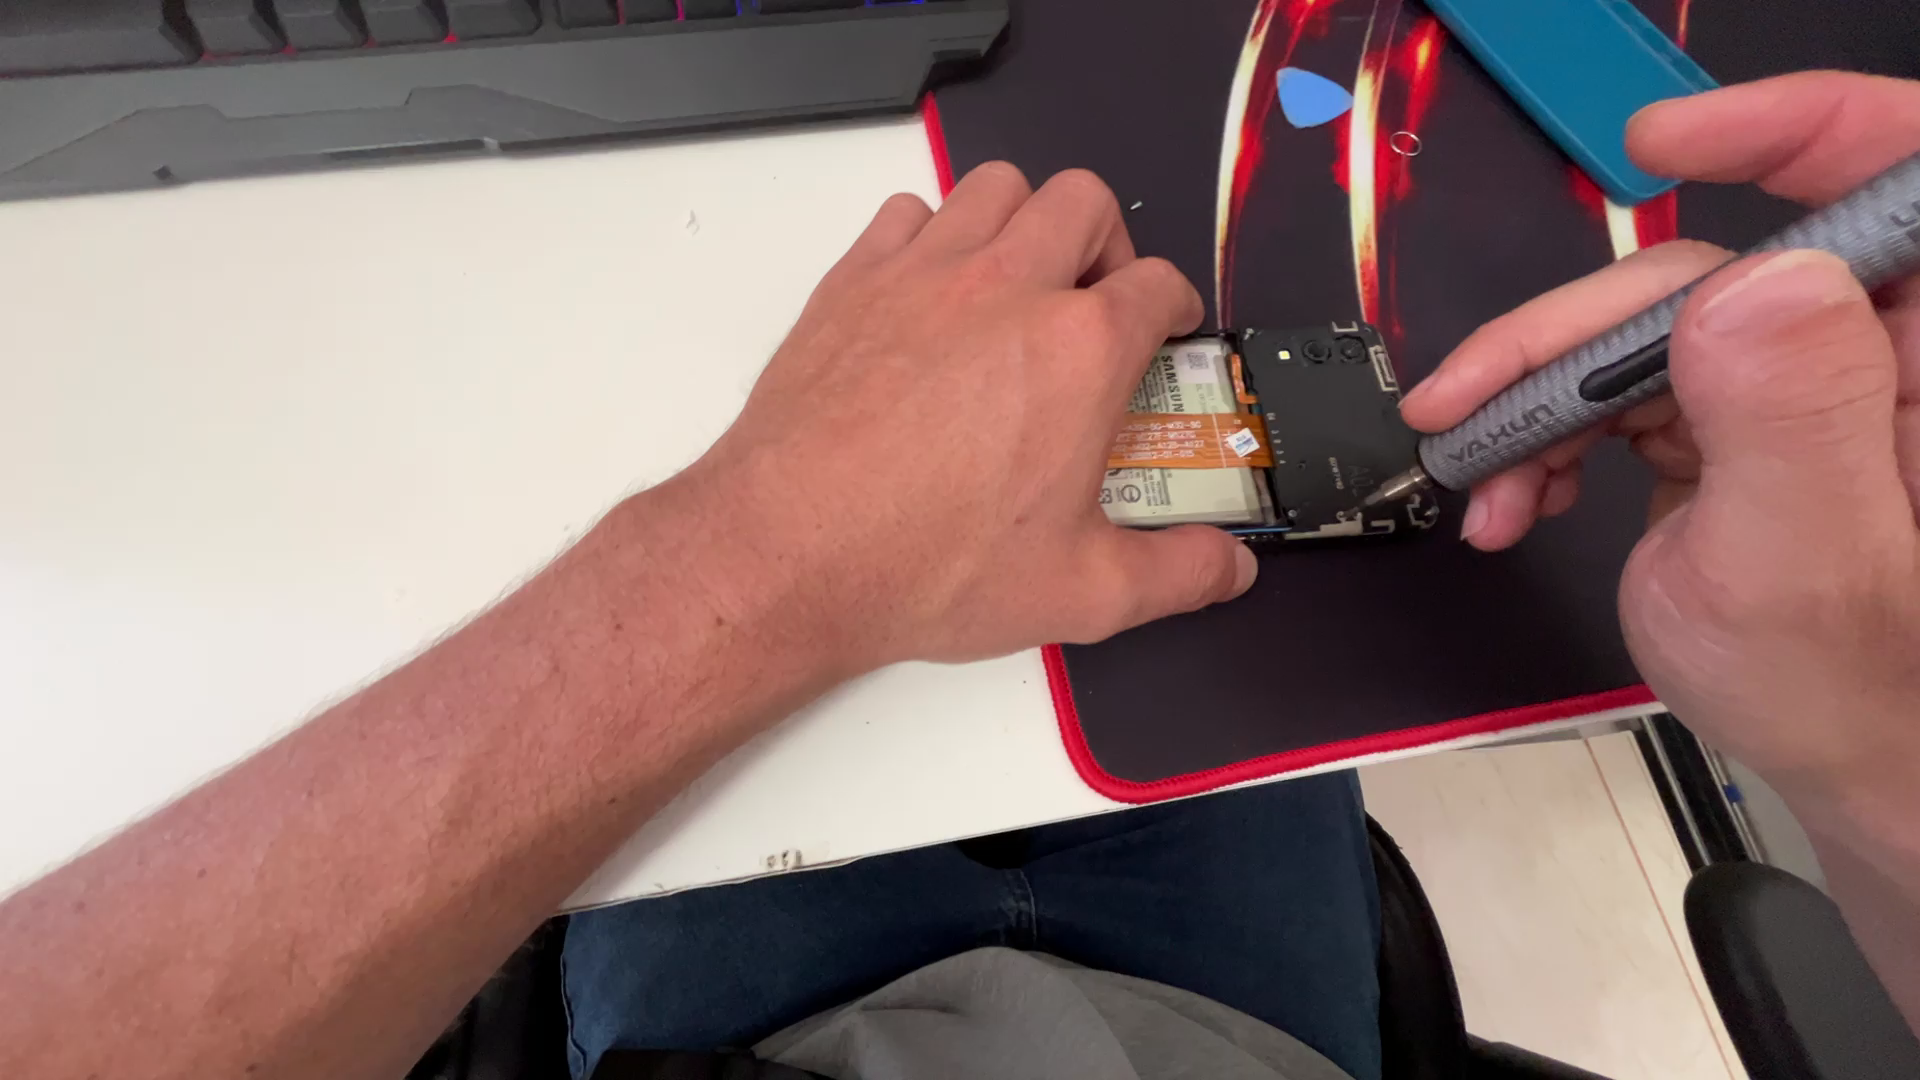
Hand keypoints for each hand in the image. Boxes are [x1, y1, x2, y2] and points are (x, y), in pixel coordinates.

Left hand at [661, 164, 1254, 673]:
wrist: (792, 553)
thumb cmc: (935, 568)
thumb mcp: (1081, 592)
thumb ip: (1176, 575)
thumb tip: (1233, 570)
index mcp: (1079, 350)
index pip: (1158, 285)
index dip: (1174, 305)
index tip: (1167, 329)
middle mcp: (1007, 287)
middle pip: (1084, 203)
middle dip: (1107, 242)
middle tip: (1095, 301)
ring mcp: (923, 273)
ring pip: (996, 187)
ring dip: (1025, 221)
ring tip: (1018, 283)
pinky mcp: (851, 282)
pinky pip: (907, 215)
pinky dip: (933, 236)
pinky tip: (930, 294)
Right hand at [1400, 72, 1919, 814]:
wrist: (1841, 755)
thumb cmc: (1847, 680)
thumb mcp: (1803, 559)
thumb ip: (1787, 416)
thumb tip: (1734, 285)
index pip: (1896, 178)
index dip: (1792, 131)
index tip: (1659, 145)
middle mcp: (1851, 354)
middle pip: (1678, 291)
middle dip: (1547, 350)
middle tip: (1451, 408)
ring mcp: (1769, 393)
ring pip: (1614, 354)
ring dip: (1522, 420)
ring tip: (1481, 494)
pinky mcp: (1706, 431)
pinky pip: (1596, 411)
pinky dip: (1535, 456)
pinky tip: (1509, 509)